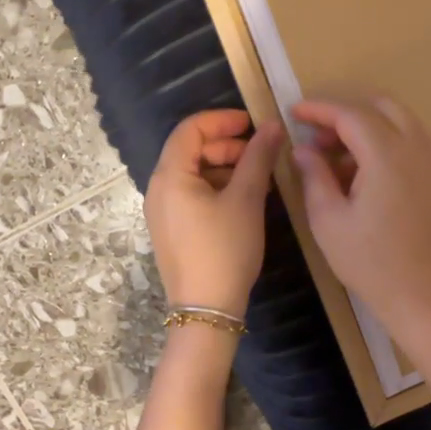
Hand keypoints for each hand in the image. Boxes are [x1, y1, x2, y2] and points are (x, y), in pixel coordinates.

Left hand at [145, 110, 286, 315]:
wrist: (206, 309)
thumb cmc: (225, 250)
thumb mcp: (246, 200)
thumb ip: (258, 158)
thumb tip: (272, 127)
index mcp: (170, 176)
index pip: (190, 129)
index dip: (222, 120)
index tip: (252, 124)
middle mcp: (158, 191)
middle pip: (189, 152)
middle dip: (225, 147)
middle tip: (258, 155)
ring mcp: (161, 214)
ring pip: (192, 176)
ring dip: (223, 169)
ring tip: (256, 180)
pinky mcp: (170, 233)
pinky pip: (190, 198)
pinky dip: (215, 191)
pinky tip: (241, 203)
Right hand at [289, 98, 430, 330]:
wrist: (422, 293)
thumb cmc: (369, 262)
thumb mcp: (328, 221)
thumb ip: (314, 177)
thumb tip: (303, 150)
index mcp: (386, 155)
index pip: (350, 114)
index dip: (319, 109)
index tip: (292, 112)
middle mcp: (414, 147)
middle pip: (379, 107)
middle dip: (344, 114)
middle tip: (315, 138)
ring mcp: (430, 161)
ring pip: (397, 121)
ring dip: (365, 126)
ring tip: (334, 157)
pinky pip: (408, 141)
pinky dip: (383, 141)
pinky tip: (360, 172)